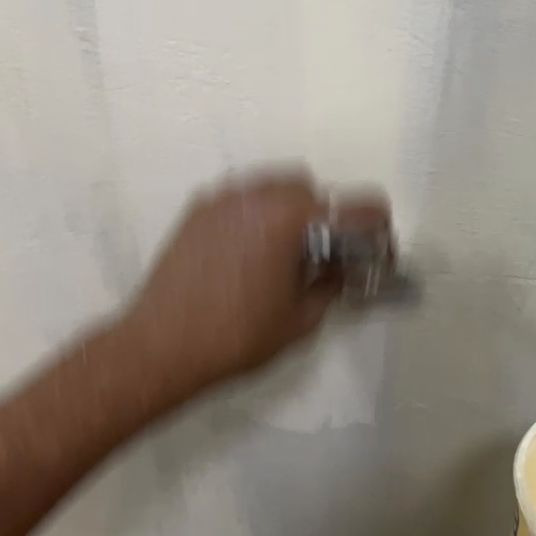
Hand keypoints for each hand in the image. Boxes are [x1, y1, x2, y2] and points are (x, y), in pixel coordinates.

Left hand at [120, 169, 389, 391]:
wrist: (159, 347)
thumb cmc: (237, 337)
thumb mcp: (301, 320)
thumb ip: (331, 286)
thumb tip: (340, 269)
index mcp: (290, 218)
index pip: (356, 207)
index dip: (376, 230)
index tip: (375, 254)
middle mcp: (258, 195)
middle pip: (309, 188)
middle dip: (324, 217)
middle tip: (322, 257)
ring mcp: (223, 199)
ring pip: (273, 188)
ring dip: (289, 212)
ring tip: (282, 255)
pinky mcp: (198, 210)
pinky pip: (242, 199)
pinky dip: (256, 216)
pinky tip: (248, 255)